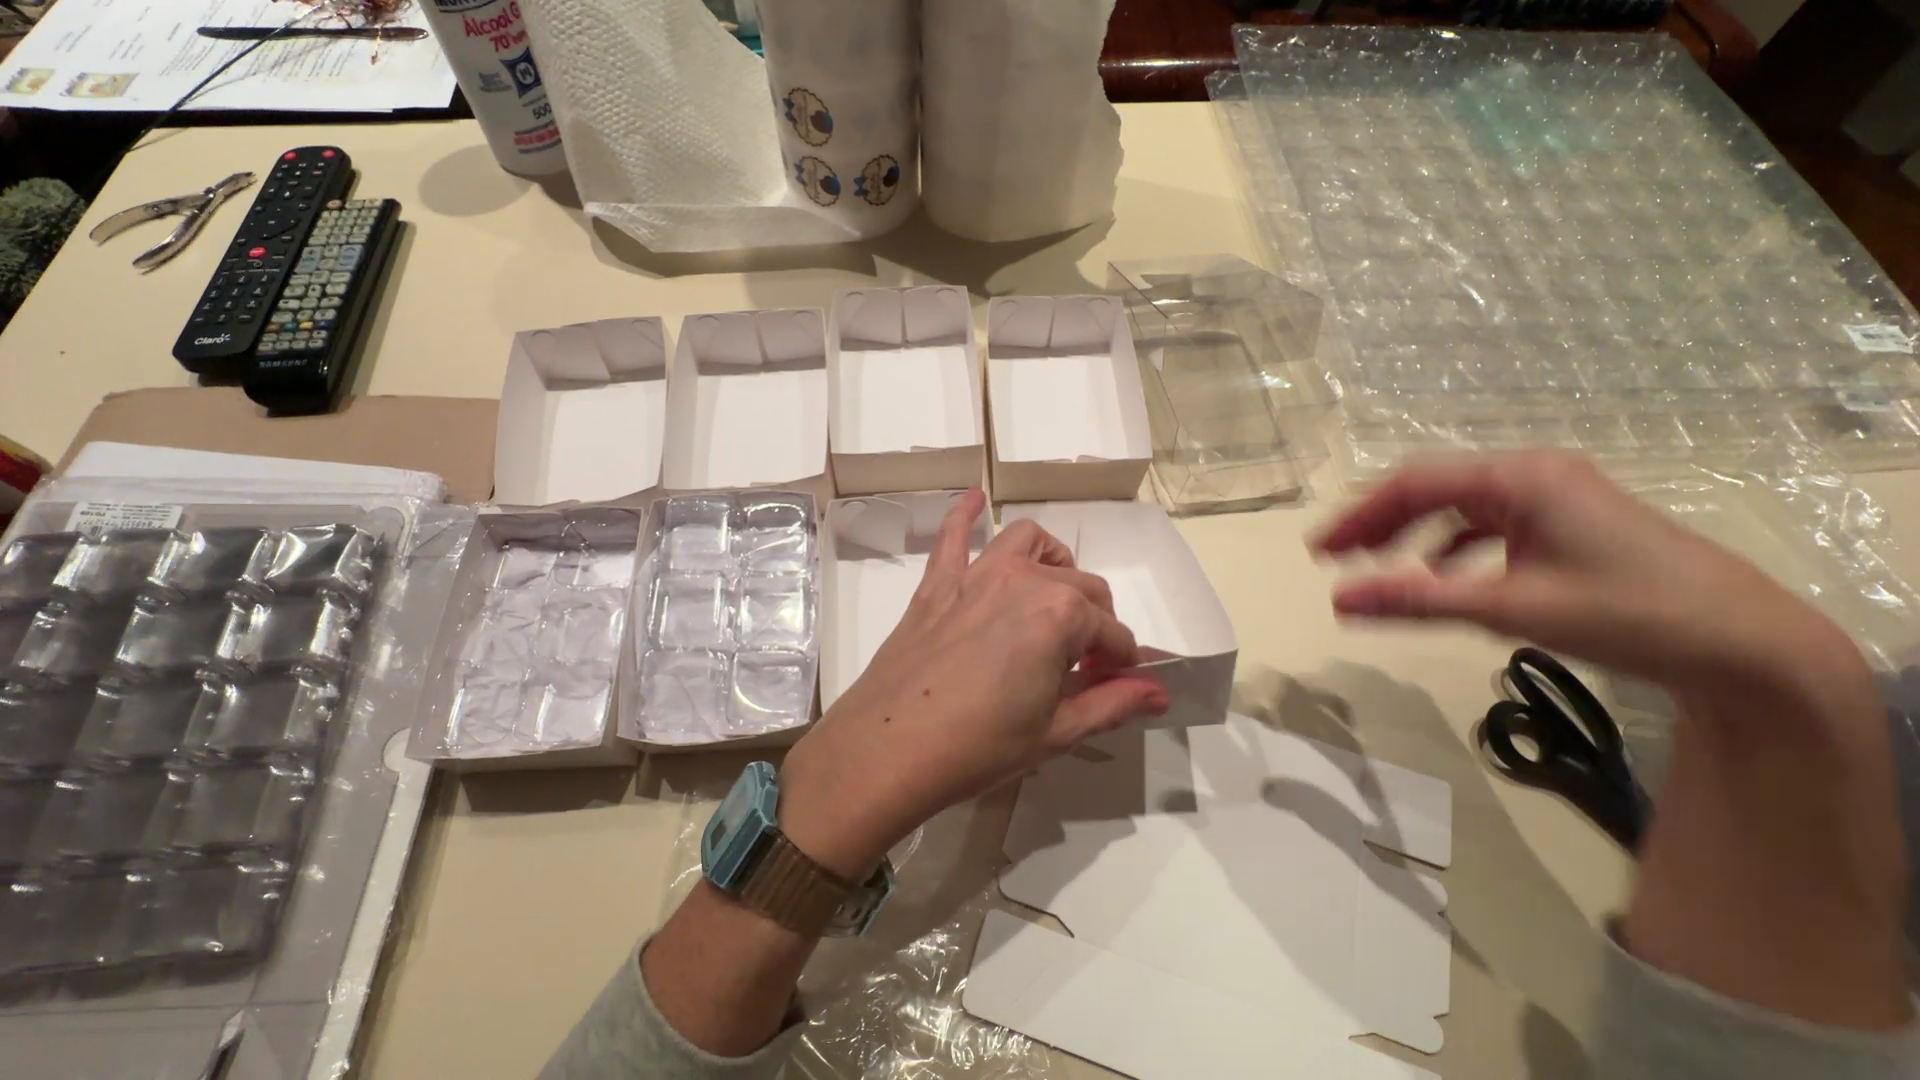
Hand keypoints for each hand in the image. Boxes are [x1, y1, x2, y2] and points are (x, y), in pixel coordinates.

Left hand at [779, 489, 1167, 878]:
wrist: (888, 749)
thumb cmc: (978, 747)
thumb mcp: (1056, 732)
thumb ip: (1113, 703)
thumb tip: (1160, 693)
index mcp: (1062, 614)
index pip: (1114, 633)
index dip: (1120, 664)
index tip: (1114, 688)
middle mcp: (1024, 579)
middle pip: (1082, 587)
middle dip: (1095, 624)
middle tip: (1083, 668)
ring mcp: (976, 575)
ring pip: (1030, 542)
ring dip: (1053, 562)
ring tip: (1054, 595)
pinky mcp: (936, 583)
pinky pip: (952, 534)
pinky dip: (966, 513)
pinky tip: (975, 500)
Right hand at [1312, 451, 1870, 711]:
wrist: (1747, 645)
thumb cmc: (1626, 614)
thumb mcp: (1509, 609)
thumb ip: (1417, 601)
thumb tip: (1339, 601)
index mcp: (1520, 477)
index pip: (1415, 482)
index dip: (1359, 515)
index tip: (1319, 552)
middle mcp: (1535, 474)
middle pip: (1436, 487)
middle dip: (1381, 522)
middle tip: (1338, 559)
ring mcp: (1558, 496)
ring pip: (1463, 504)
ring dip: (1415, 533)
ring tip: (1378, 566)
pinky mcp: (1572, 523)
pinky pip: (1494, 522)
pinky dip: (1456, 544)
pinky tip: (1442, 571)